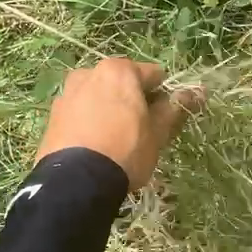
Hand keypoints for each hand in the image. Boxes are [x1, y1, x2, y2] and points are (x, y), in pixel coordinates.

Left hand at [35, 58, 204, 189]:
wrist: (76, 181)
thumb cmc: (126, 150)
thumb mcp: (158, 132)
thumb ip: (176, 108)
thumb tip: (199, 92)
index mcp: (118, 71)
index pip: (154, 75)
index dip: (164, 96)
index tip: (164, 119)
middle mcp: (89, 73)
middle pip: (123, 84)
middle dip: (134, 102)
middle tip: (142, 131)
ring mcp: (67, 94)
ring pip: (100, 98)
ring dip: (111, 111)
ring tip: (116, 141)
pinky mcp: (52, 116)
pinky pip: (81, 113)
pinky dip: (91, 123)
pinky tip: (96, 147)